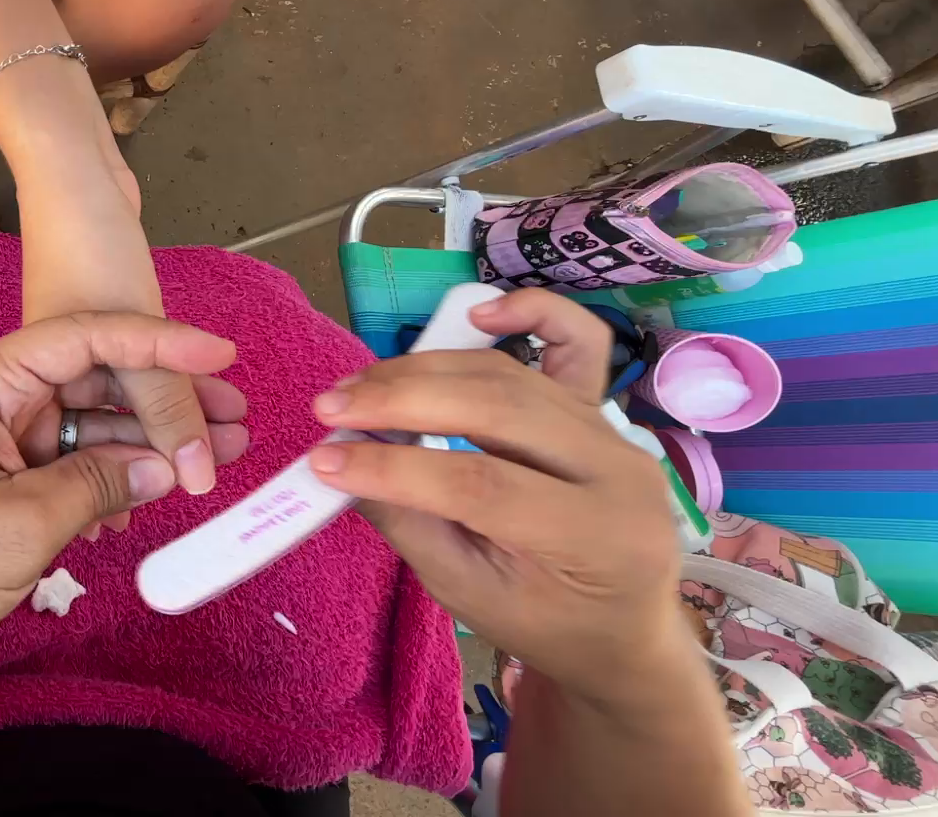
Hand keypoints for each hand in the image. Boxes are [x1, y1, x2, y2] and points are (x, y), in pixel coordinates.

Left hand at [0, 313, 245, 653]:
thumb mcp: (23, 523)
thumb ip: (100, 485)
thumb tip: (165, 468)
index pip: (86, 338)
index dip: (159, 341)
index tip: (220, 351)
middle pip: (95, 379)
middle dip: (165, 399)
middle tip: (237, 416)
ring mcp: (2, 431)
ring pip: (89, 421)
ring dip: (147, 438)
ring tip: (221, 450)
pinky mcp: (4, 468)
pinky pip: (69, 456)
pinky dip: (112, 470)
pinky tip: (162, 482)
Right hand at [15, 153, 224, 497]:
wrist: (76, 176)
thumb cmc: (88, 254)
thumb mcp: (128, 334)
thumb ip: (164, 406)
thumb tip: (199, 481)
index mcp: (31, 386)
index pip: (74, 450)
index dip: (119, 479)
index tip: (164, 503)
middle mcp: (48, 379)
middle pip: (100, 431)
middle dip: (154, 452)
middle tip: (214, 474)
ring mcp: (74, 357)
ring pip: (121, 405)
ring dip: (170, 421)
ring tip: (228, 443)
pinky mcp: (99, 335)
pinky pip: (129, 381)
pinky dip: (163, 395)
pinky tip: (201, 416)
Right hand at [304, 289, 687, 707]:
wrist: (616, 627)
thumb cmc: (538, 618)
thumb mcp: (462, 590)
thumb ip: (403, 521)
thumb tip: (337, 458)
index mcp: (595, 538)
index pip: (479, 484)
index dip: (391, 467)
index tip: (321, 460)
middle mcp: (617, 471)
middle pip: (495, 409)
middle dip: (398, 401)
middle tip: (329, 408)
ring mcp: (612, 430)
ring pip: (505, 374)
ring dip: (419, 369)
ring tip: (357, 385)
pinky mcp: (599, 407)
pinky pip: (577, 343)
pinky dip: (531, 313)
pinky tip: (479, 311)